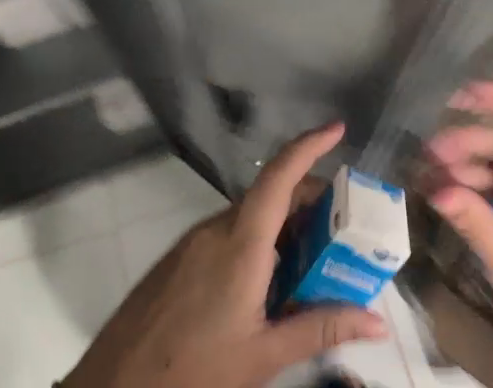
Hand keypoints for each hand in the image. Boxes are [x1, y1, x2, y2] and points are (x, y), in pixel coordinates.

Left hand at [63, 123, 387, 387]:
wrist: (117, 382)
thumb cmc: (194, 369)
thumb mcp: (264, 354)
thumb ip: (320, 330)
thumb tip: (376, 321)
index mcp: (241, 245)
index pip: (278, 179)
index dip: (308, 147)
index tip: (337, 129)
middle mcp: (216, 230)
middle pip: (270, 196)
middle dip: (311, 200)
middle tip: (348, 227)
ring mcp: (194, 242)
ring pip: (249, 217)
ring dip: (285, 225)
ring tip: (318, 259)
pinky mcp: (180, 257)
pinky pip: (229, 234)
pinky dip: (259, 241)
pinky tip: (273, 280)